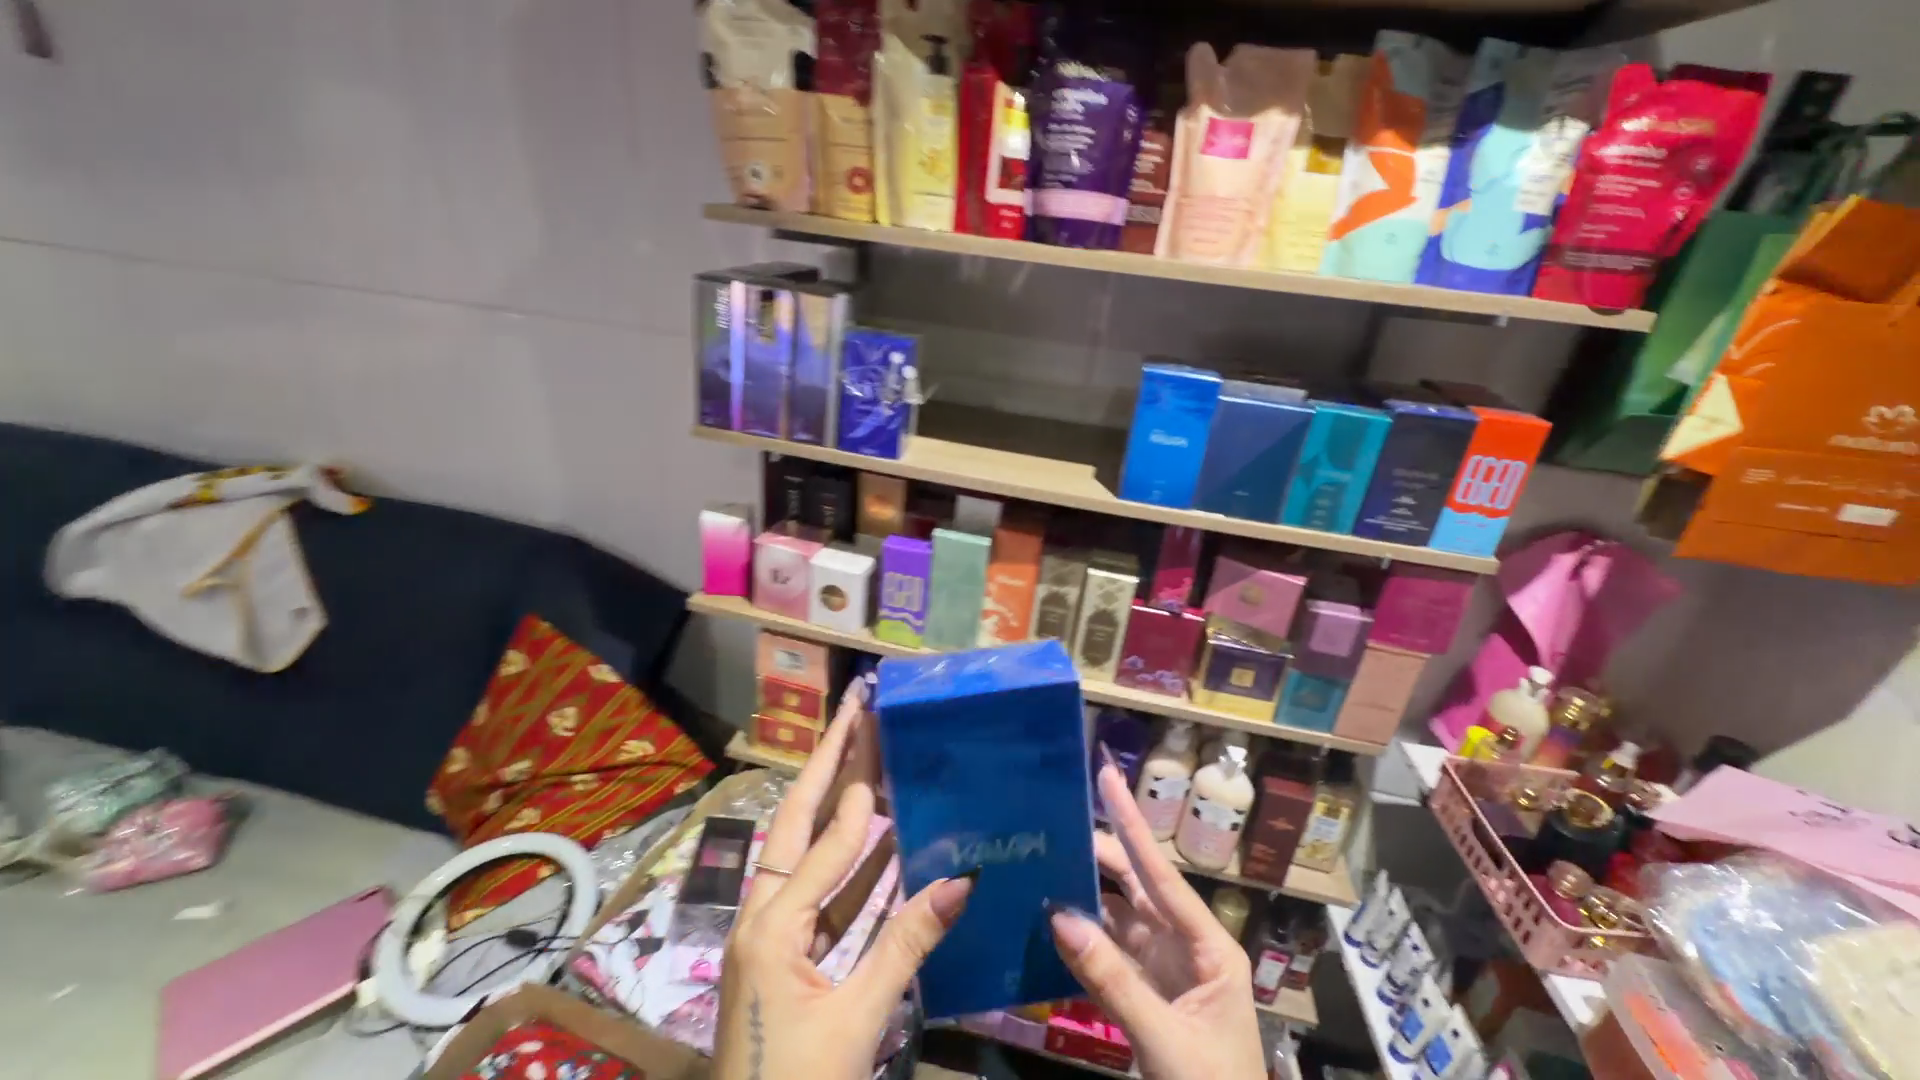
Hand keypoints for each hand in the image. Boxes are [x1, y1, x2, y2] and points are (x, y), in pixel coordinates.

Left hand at [713, 689, 974, 1079]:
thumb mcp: (854, 1020)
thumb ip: (905, 948)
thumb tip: (960, 883)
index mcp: (769, 928)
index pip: (820, 849)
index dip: (855, 803)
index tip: (878, 746)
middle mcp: (762, 917)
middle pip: (796, 826)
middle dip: (825, 768)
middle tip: (854, 715)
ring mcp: (771, 937)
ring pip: (808, 859)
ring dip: (841, 813)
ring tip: (874, 763)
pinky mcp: (784, 958)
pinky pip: (822, 901)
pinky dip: (851, 872)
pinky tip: (884, 847)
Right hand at [1050, 763, 1265, 1079]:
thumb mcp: (1167, 1039)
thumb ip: (1112, 980)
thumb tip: (1058, 917)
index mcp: (1210, 948)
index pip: (1161, 875)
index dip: (1131, 824)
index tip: (1106, 779)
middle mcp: (1187, 949)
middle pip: (1137, 889)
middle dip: (1100, 855)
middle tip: (1054, 826)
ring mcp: (1164, 974)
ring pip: (1117, 921)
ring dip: (1083, 897)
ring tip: (1042, 864)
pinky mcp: (1144, 1001)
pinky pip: (1107, 960)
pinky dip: (1080, 943)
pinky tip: (1048, 923)